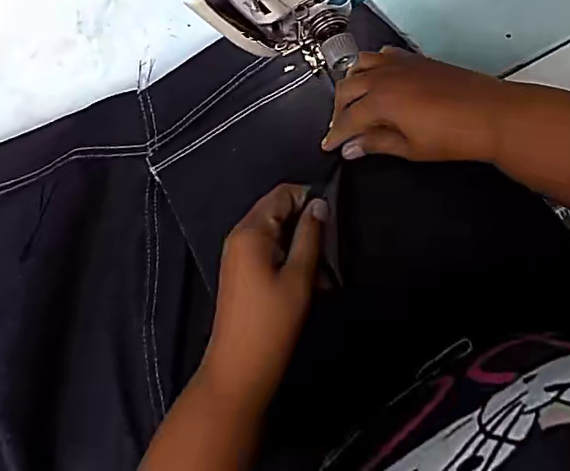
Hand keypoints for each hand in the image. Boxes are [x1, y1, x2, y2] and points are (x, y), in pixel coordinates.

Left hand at [199, 183, 327, 410]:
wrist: (237, 375)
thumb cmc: (270, 325)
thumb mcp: (299, 277)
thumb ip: (311, 235)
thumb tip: (320, 204)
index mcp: (250, 231)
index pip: (282, 193)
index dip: (309, 198)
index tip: (332, 218)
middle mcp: (239, 235)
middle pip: (278, 210)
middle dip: (306, 223)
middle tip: (329, 247)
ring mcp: (238, 254)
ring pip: (277, 231)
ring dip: (301, 244)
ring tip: (322, 271)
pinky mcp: (241, 272)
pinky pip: (269, 249)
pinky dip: (289, 257)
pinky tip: (307, 281)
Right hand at [319, 50, 543, 162]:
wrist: (491, 114)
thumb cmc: (455, 134)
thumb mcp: (410, 148)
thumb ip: (376, 144)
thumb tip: (352, 148)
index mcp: (380, 99)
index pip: (346, 118)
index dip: (335, 134)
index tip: (329, 145)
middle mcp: (385, 75)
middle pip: (347, 88)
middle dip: (338, 109)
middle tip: (340, 128)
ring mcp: (401, 63)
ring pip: (361, 64)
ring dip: (352, 82)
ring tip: (353, 101)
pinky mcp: (416, 59)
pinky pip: (384, 55)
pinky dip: (373, 65)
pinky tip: (379, 78)